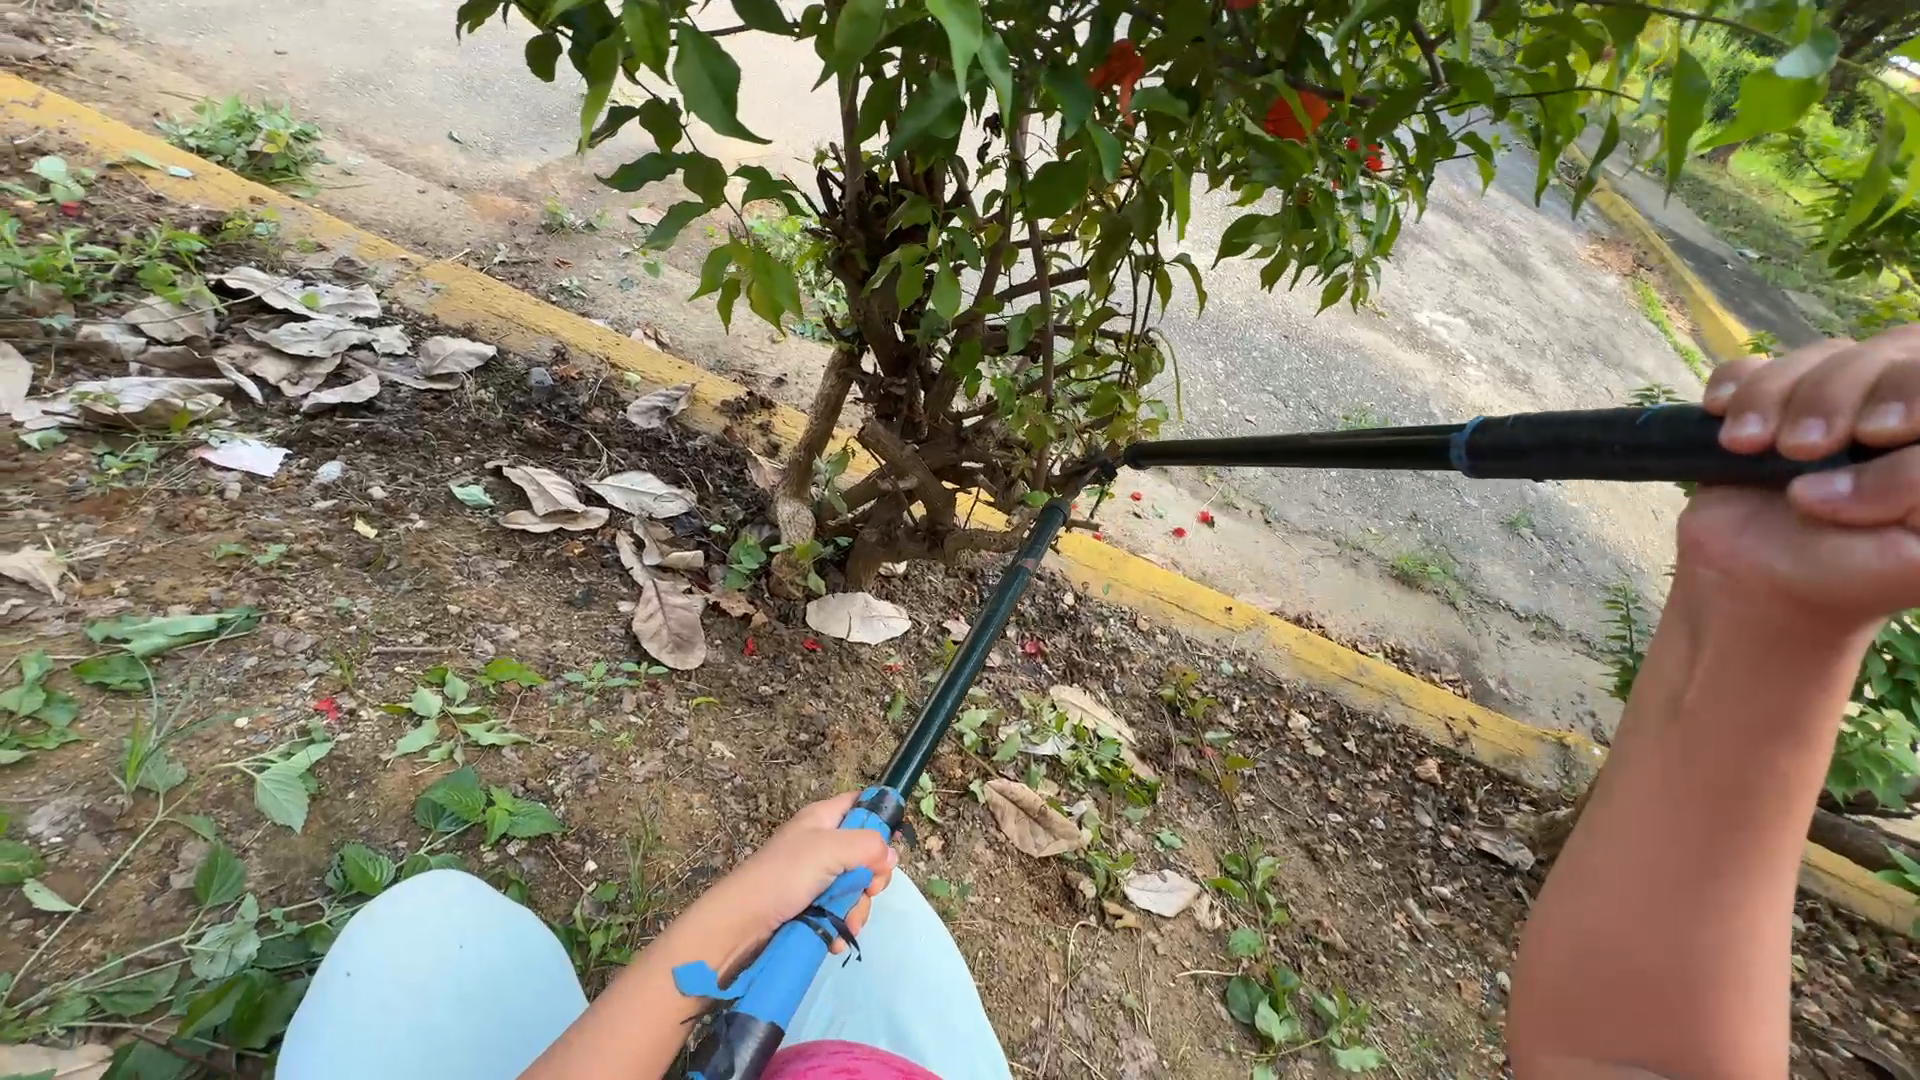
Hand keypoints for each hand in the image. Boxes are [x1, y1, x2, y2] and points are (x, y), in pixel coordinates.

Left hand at [677, 792, 896, 962]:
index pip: (861, 804)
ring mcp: (816, 878)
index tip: (888, 846)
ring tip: (846, 923)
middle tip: (868, 889)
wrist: (739, 926)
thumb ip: (867, 845)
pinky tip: (835, 937)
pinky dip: (842, 924)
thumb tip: (891, 855)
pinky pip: (841, 911)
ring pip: (856, 887)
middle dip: (871, 876)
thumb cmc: (783, 876)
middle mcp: (822, 844)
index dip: (879, 820)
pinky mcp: (811, 907)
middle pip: (866, 853)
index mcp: (823, 818)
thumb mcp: (829, 849)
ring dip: (857, 908)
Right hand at [1690, 325, 1919, 632]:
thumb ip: (1918, 484)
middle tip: (1803, 448)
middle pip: (1895, 351)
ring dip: (1774, 396)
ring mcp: (1833, 406)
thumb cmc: (1854, 569)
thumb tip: (1852, 447)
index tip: (1875, 435)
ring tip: (1747, 445)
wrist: (1757, 584)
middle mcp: (1905, 409)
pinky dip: (1734, 383)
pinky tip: (1721, 414)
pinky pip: (1750, 366)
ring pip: (1823, 356)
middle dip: (1837, 396)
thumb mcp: (1918, 540)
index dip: (1913, 393)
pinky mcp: (1763, 410)